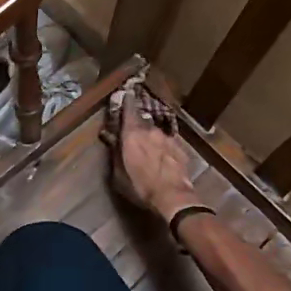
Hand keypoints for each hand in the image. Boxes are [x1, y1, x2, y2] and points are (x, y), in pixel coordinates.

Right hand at [109, 86, 200, 220]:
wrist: (174, 197)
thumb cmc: (141, 186)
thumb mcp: (119, 174)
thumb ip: (114, 152)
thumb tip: (110, 137)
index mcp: (132, 134)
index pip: (128, 109)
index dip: (126, 101)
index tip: (125, 94)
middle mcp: (150, 130)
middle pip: (142, 121)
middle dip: (137, 125)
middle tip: (133, 133)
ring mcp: (168, 138)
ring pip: (155, 132)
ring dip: (151, 137)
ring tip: (149, 149)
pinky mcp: (180, 148)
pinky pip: (167, 143)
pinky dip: (163, 147)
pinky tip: (162, 158)